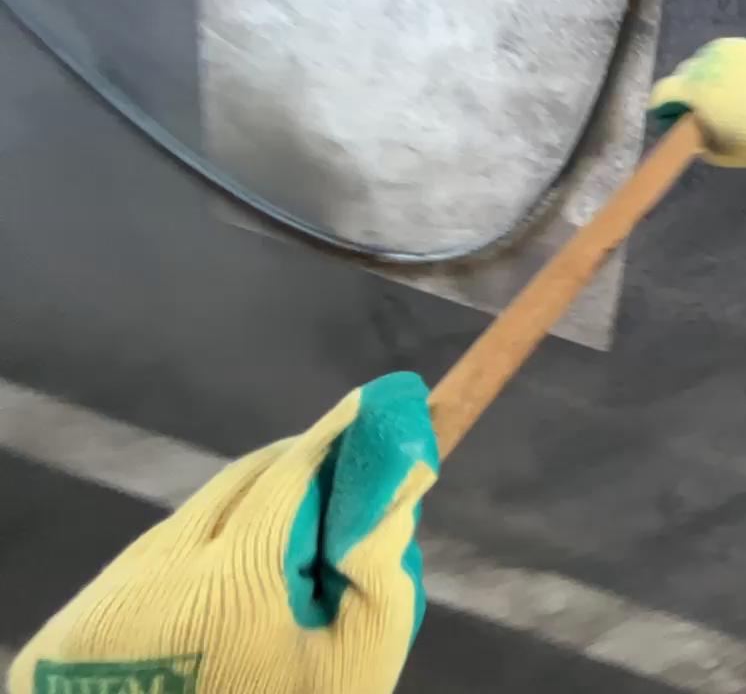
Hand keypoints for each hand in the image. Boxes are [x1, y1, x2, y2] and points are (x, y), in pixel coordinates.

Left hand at [9, 373, 438, 693]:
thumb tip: (398, 473)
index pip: (287, 473)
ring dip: (252, 507)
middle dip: (299, 467)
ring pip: (190, 517)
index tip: (379, 398)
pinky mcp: (51, 642)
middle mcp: (138, 587)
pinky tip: (233, 585)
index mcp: (222, 586)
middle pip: (237, 483)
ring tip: (292, 552)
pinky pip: (148, 558)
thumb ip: (384, 550)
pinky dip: (203, 546)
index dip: (338, 430)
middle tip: (348, 485)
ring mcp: (84, 616)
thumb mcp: (368, 639)